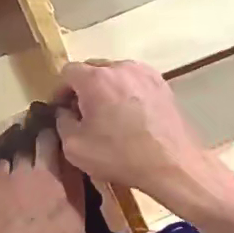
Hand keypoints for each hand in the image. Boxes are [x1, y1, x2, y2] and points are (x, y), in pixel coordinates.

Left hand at [0, 127, 87, 232]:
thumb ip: (75, 202)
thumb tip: (73, 186)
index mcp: (63, 182)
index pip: (65, 149)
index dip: (65, 142)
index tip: (65, 142)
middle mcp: (37, 170)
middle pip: (40, 142)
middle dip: (43, 140)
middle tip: (44, 146)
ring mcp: (10, 174)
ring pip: (17, 152)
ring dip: (21, 156)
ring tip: (22, 164)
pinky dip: (3, 170)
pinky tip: (3, 179)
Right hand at [54, 60, 233, 218]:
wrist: (173, 165)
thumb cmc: (120, 156)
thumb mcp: (75, 147)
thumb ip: (61, 122)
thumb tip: (64, 111)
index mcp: (95, 79)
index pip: (67, 72)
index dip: (60, 91)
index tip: (61, 110)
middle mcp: (120, 67)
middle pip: (92, 69)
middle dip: (83, 88)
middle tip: (83, 114)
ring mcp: (144, 73)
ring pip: (115, 74)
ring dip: (106, 89)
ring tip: (109, 115)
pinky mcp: (162, 83)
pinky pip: (134, 81)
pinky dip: (127, 92)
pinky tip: (130, 116)